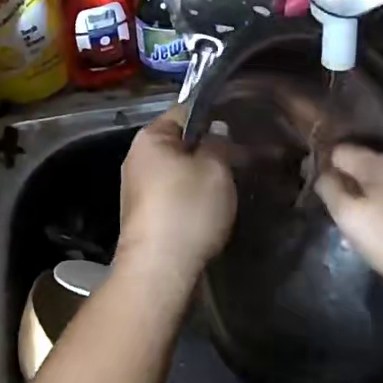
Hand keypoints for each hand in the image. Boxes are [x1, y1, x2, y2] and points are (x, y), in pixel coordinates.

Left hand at [115, 107, 236, 286]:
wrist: (159, 270)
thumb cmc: (187, 209)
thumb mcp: (215, 167)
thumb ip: (219, 143)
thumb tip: (217, 135)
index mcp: (149, 137)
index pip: (186, 111)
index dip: (216, 116)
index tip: (243, 126)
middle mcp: (137, 157)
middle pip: (182, 142)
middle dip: (211, 149)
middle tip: (244, 158)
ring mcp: (138, 188)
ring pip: (180, 171)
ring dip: (204, 176)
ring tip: (235, 183)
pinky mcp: (145, 215)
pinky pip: (174, 195)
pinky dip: (193, 198)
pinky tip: (213, 208)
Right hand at [314, 142, 382, 288]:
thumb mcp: (345, 212)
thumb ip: (327, 185)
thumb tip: (321, 173)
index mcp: (381, 162)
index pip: (340, 150)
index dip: (323, 165)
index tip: (316, 186)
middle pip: (357, 159)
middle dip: (341, 176)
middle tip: (329, 200)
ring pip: (370, 174)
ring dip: (356, 187)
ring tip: (346, 209)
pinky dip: (371, 195)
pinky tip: (366, 214)